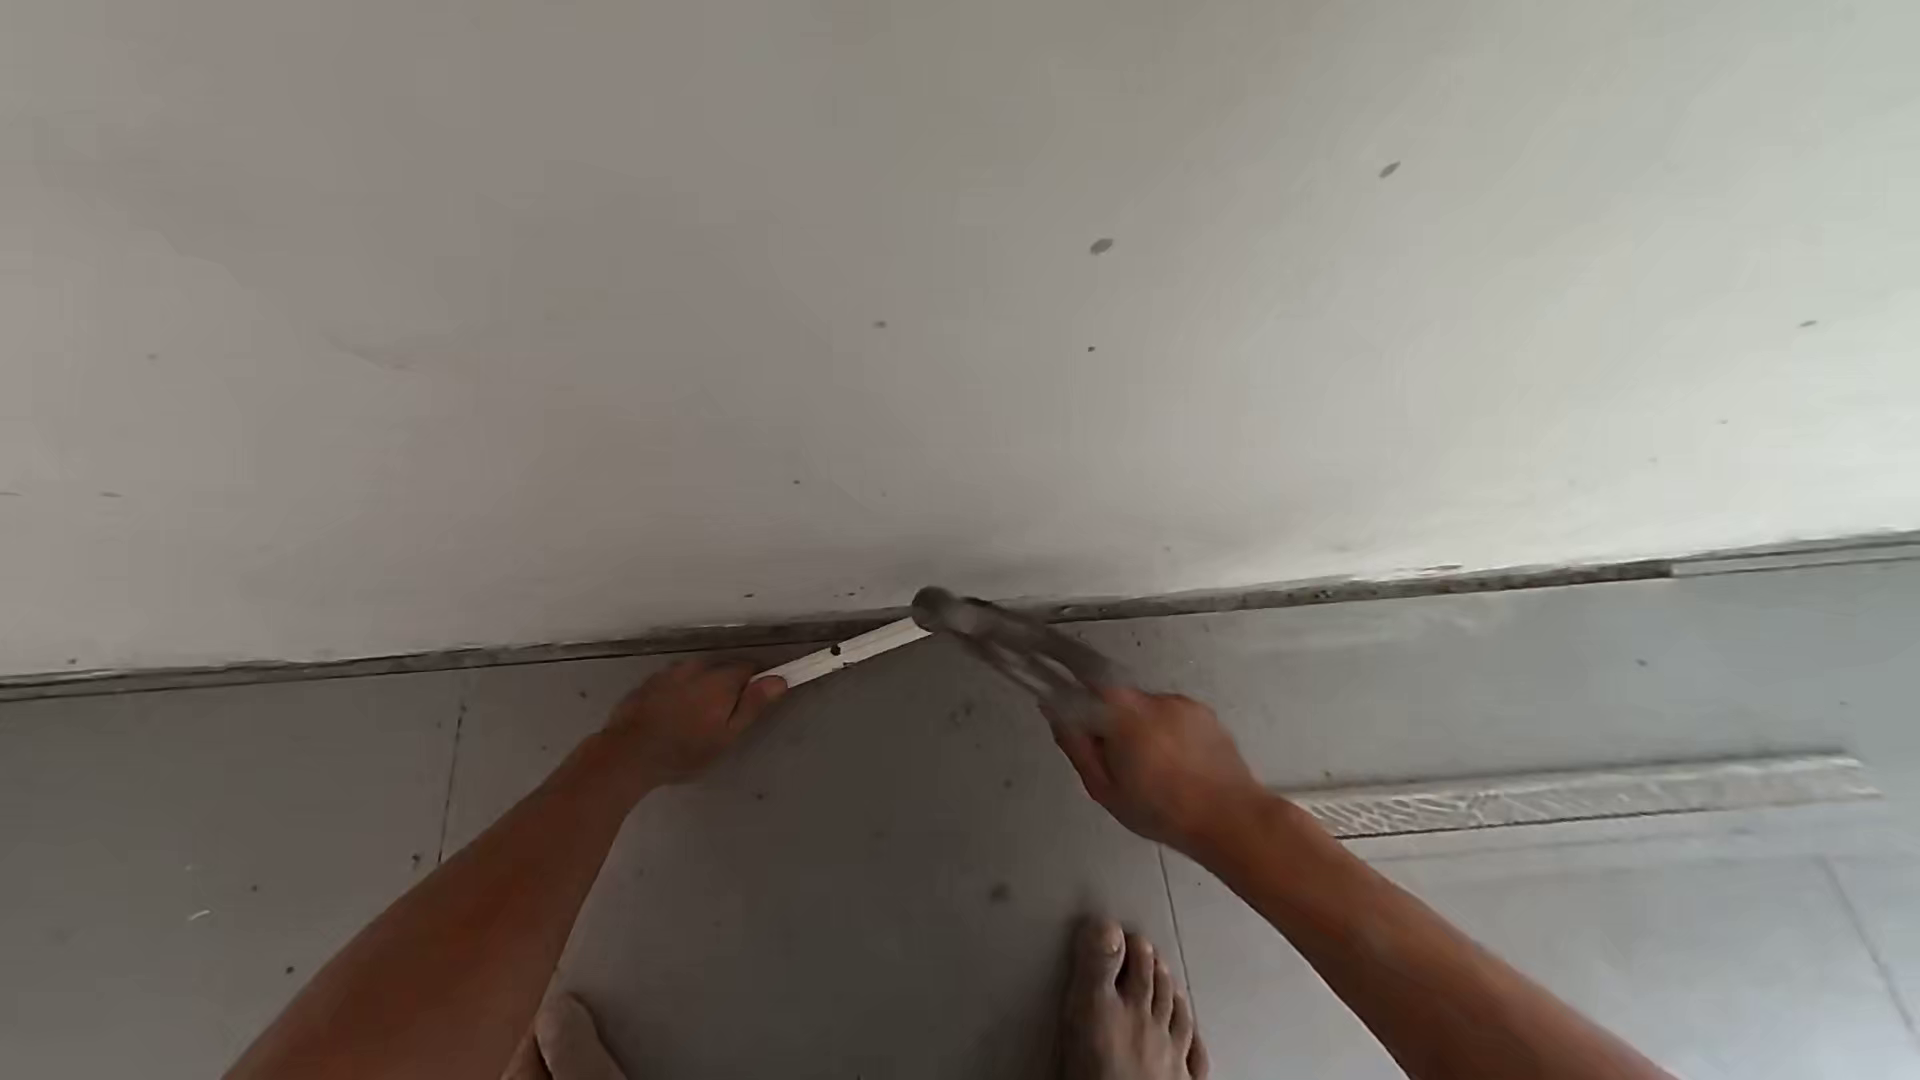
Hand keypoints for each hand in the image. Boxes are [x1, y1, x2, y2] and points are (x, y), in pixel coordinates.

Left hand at [602, 659, 786, 785]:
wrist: (626, 756)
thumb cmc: (684, 750)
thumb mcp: (727, 735)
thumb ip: (753, 704)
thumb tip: (780, 679)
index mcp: (721, 679)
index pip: (749, 667)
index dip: (755, 682)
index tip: (752, 701)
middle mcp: (697, 667)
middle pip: (722, 669)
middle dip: (727, 685)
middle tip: (722, 716)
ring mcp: (670, 672)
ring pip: (697, 673)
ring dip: (702, 686)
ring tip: (695, 716)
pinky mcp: (648, 682)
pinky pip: (674, 680)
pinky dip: (679, 691)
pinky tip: (672, 714)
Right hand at [1050, 686, 1266, 852]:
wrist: (1230, 819)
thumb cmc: (1163, 811)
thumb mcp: (1104, 788)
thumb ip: (1075, 745)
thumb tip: (1055, 712)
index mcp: (1121, 715)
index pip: (1081, 686)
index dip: (1070, 695)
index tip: (1068, 712)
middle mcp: (1149, 699)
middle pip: (1113, 696)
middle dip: (1108, 719)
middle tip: (1117, 756)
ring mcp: (1178, 702)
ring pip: (1142, 706)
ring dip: (1138, 726)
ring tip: (1153, 765)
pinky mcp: (1201, 710)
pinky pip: (1169, 713)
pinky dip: (1165, 730)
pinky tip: (1175, 761)